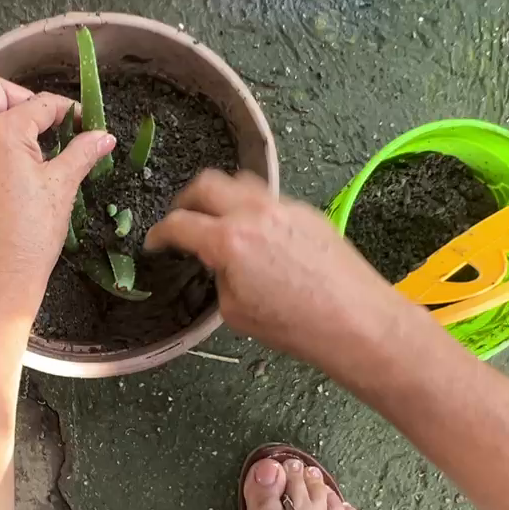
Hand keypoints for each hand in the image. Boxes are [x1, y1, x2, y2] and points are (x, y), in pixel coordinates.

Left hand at [0, 75, 115, 318]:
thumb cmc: (32, 232)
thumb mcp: (62, 187)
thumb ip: (82, 153)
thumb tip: (103, 137)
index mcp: (4, 132)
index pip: (40, 104)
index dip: (66, 110)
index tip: (82, 123)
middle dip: (18, 97)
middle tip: (42, 122)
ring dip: (1, 121)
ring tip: (28, 149)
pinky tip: (9, 174)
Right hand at [146, 170, 420, 363]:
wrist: (354, 320)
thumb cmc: (294, 326)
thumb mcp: (235, 311)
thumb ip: (219, 277)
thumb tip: (219, 264)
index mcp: (229, 241)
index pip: (179, 224)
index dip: (159, 233)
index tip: (155, 242)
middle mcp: (254, 213)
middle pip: (206, 183)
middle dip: (186, 200)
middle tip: (180, 219)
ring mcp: (284, 207)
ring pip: (240, 183)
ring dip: (221, 197)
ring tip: (218, 220)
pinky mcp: (307, 212)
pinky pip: (268, 199)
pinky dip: (251, 209)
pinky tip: (257, 236)